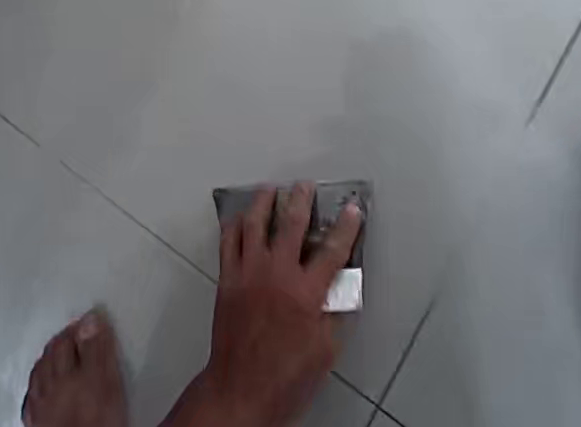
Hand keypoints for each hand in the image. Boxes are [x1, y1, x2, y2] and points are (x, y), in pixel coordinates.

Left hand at [191, 182, 362, 426]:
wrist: (238, 394)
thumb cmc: (286, 377)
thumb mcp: (325, 350)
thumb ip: (335, 312)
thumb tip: (342, 287)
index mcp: (306, 292)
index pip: (333, 249)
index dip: (346, 226)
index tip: (353, 209)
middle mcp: (278, 274)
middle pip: (292, 223)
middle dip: (301, 199)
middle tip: (305, 185)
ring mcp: (249, 273)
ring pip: (255, 224)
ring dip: (264, 201)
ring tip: (270, 189)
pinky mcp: (228, 280)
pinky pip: (228, 242)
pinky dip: (234, 225)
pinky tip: (239, 217)